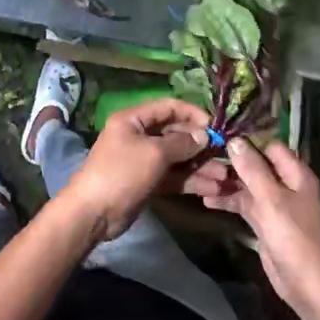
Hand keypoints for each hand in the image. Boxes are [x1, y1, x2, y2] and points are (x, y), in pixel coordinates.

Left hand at [56, 98, 210, 242]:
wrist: (94, 212)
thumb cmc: (121, 173)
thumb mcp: (154, 153)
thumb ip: (181, 143)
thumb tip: (204, 136)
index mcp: (133, 119)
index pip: (168, 107)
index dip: (192, 114)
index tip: (216, 126)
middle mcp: (139, 136)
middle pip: (175, 133)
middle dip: (200, 144)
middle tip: (225, 154)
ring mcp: (143, 160)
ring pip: (177, 158)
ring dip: (199, 166)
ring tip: (223, 176)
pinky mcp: (147, 182)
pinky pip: (173, 176)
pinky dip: (190, 181)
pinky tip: (212, 189)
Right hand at [205, 138, 319, 308]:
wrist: (307, 283)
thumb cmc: (293, 236)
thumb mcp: (270, 198)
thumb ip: (252, 169)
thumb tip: (234, 140)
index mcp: (296, 174)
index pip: (270, 146)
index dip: (247, 141)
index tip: (219, 137)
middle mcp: (287, 185)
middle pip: (257, 166)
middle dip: (232, 162)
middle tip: (203, 157)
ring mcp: (276, 205)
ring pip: (248, 186)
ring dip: (227, 183)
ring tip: (200, 178)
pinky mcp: (265, 223)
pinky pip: (245, 205)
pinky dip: (228, 202)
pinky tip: (207, 200)